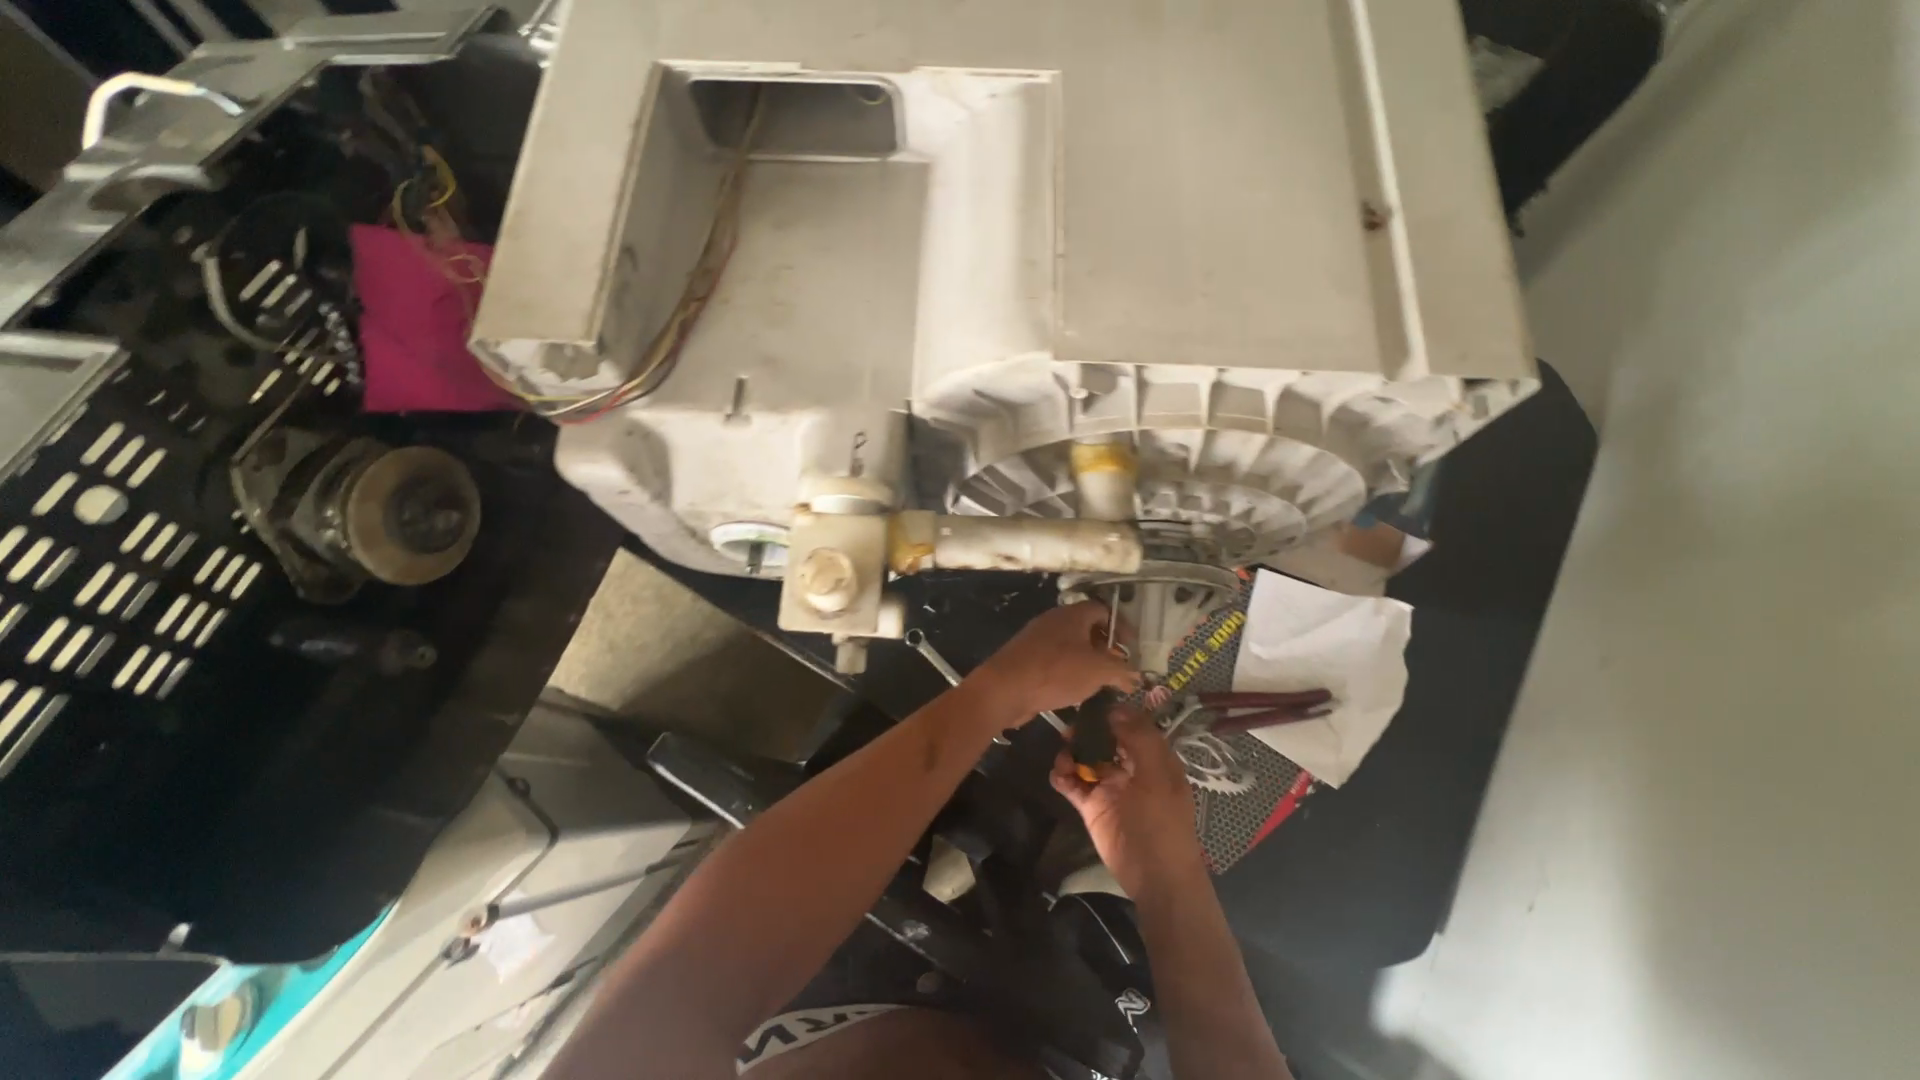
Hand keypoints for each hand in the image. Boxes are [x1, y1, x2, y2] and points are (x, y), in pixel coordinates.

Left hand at [970, 602, 1139, 716]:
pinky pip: (1054, 660)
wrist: (1004, 689)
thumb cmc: (1055, 672)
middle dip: (1105, 647)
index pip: (1103, 610)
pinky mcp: (1025, 658)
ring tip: (1098, 683)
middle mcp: (1053, 620)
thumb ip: (1121, 671)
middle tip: (1116, 668)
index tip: (1131, 648)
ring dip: (1086, 661)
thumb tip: (1135, 676)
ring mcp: (1036, 639)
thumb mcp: (1098, 671)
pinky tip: (1073, 691)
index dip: (1121, 627)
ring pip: (1070, 645)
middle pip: (1086, 627)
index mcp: (1072, 615)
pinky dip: (1067, 671)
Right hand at [1051, 705, 1206, 896]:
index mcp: (1153, 758)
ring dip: (1072, 754)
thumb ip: (1140, 740)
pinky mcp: (1091, 807)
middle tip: (1070, 731)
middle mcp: (1130, 768)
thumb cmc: (1163, 824)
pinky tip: (1059, 776)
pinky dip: (1062, 777)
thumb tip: (1116, 710)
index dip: (1114, 714)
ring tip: (1064, 759)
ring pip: (1085, 759)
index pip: (1133, 726)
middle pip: (1104, 739)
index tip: (1092, 705)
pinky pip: (1072, 785)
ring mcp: (1109, 787)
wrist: (1156, 877)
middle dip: (1087, 732)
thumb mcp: (1158, 777)